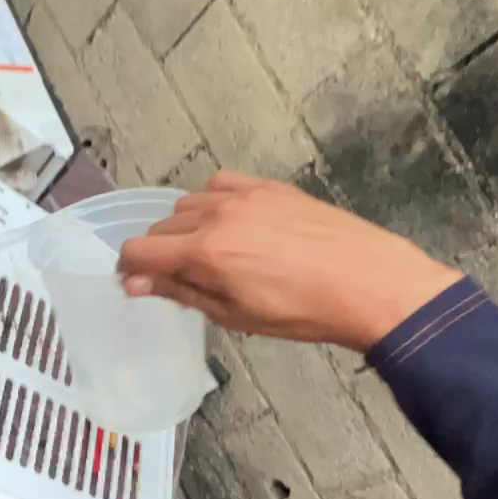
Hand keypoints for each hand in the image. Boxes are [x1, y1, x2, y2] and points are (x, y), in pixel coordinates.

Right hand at [117, 170, 463, 350]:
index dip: (129, 269)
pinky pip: (220, 184)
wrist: (368, 284)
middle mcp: (219, 216)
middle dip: (157, 253)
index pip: (140, 250)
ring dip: (183, 229)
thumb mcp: (232, 314)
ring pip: (187, 205)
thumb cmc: (302, 311)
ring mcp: (245, 196)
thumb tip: (135, 284)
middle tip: (176, 278)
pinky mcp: (269, 187)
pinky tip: (227, 224)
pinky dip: (211, 202)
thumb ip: (179, 292)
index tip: (136, 283)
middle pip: (160, 227)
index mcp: (207, 252)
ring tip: (206, 254)